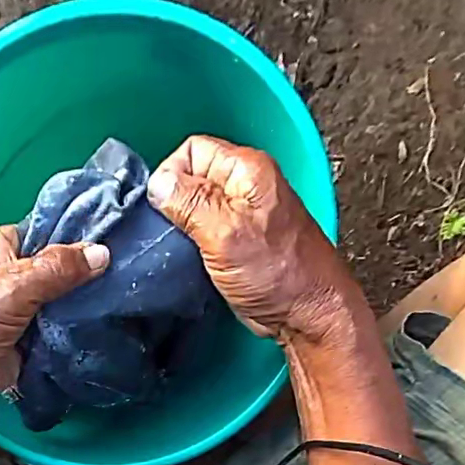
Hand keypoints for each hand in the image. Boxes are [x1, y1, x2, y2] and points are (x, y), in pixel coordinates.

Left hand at [0, 226, 108, 414]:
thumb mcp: (14, 287)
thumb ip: (57, 269)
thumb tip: (100, 254)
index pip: (45, 228)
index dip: (74, 233)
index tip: (108, 238)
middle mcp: (11, 269)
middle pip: (57, 262)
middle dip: (84, 268)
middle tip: (117, 270)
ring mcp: (22, 302)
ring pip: (63, 292)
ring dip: (82, 297)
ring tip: (114, 292)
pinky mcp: (32, 330)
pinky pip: (62, 318)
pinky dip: (76, 320)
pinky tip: (99, 316)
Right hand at [146, 135, 356, 343]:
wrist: (306, 314)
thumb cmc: (280, 275)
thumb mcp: (225, 234)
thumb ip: (190, 203)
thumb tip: (158, 183)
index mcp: (247, 170)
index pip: (191, 150)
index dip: (171, 176)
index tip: (167, 210)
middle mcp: (247, 186)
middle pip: (192, 179)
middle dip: (177, 205)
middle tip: (181, 236)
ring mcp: (245, 215)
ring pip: (198, 208)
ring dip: (186, 229)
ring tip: (191, 253)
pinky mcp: (241, 242)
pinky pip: (207, 233)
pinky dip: (197, 246)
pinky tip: (199, 263)